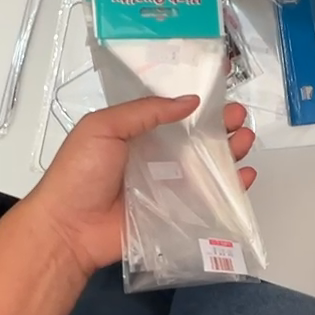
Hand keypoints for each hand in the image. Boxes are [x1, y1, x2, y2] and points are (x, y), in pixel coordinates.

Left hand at [24, 96, 256, 277]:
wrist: (69, 228)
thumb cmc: (78, 175)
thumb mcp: (103, 127)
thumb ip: (145, 112)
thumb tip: (188, 101)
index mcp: (138, 132)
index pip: (173, 111)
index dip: (198, 99)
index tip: (222, 86)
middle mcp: (156, 156)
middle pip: (197, 137)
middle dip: (222, 124)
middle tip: (237, 115)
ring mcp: (169, 185)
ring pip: (208, 165)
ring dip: (231, 151)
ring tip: (244, 139)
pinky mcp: (178, 212)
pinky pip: (210, 199)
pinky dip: (232, 188)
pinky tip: (244, 176)